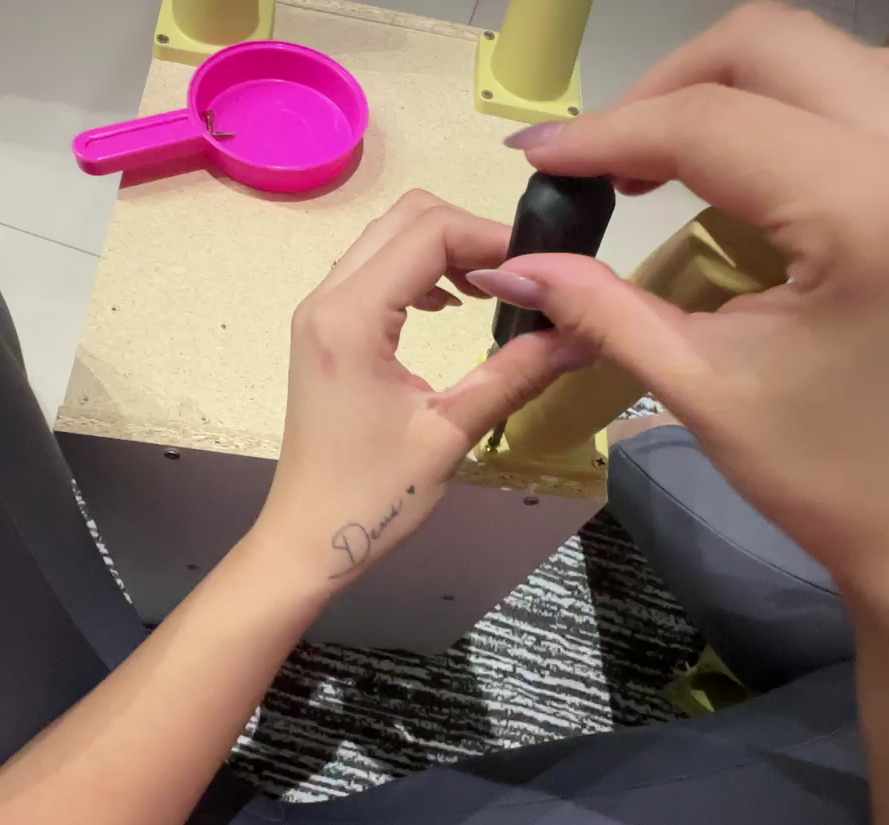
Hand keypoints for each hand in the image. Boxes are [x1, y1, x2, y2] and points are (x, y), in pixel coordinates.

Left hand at [251, 190, 586, 589]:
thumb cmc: (372, 496)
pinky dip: (417, 277)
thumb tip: (581, 335)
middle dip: (470, 236)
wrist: (307, 538)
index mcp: (351, 317)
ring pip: (387, 243)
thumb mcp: (449, 433)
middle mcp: (326, 300)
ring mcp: (319, 316)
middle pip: (405, 221)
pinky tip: (449, 310)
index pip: (430, 232)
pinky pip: (372, 276)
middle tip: (521, 278)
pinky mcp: (324, 335)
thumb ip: (514, 374)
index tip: (543, 269)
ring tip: (492, 293)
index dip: (493, 238)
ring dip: (443, 254)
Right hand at [466, 3, 888, 596]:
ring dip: (710, 96)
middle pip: (769, 45)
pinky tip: (714, 170)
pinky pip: (843, 89)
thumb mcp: (694, 385)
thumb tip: (509, 266)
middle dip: (657, 94)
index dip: (607, 135)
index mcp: (875, 210)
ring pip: (809, 55)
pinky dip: (762, 113)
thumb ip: (598, 309)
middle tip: (591, 161)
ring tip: (641, 169)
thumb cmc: (812, 467)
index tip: (533, 158)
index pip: (713, 124)